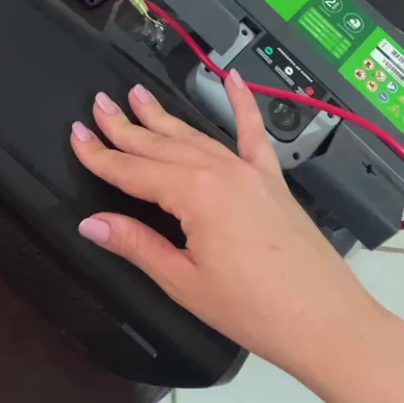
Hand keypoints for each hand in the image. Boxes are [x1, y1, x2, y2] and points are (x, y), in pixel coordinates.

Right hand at [70, 73, 383, 373]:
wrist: (326, 322)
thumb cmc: (254, 309)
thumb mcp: (184, 281)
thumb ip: (136, 244)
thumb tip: (92, 223)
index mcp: (194, 194)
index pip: (133, 171)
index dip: (100, 155)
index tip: (77, 135)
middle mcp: (220, 171)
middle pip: (160, 145)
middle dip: (125, 126)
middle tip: (98, 104)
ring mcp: (248, 171)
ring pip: (194, 136)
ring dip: (163, 117)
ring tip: (137, 95)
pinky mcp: (272, 180)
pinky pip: (253, 134)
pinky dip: (242, 105)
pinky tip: (233, 80)